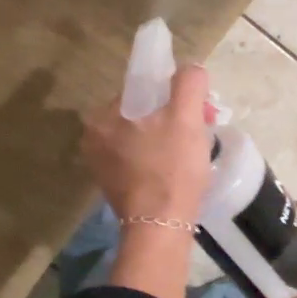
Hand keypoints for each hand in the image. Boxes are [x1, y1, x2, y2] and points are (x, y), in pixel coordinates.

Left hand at [81, 63, 212, 223]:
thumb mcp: (186, 117)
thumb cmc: (171, 168)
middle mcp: (94, 139)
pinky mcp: (116, 188)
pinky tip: (180, 172)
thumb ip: (189, 83)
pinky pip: (142, 161)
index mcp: (102, 117)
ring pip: (145, 138)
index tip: (198, 110)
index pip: (143, 90)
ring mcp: (103, 166)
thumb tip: (191, 70)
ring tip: (195, 153)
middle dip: (175, 118)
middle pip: (144, 115)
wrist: (160, 228)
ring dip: (170, 139)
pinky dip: (161, 161)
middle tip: (202, 131)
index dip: (175, 96)